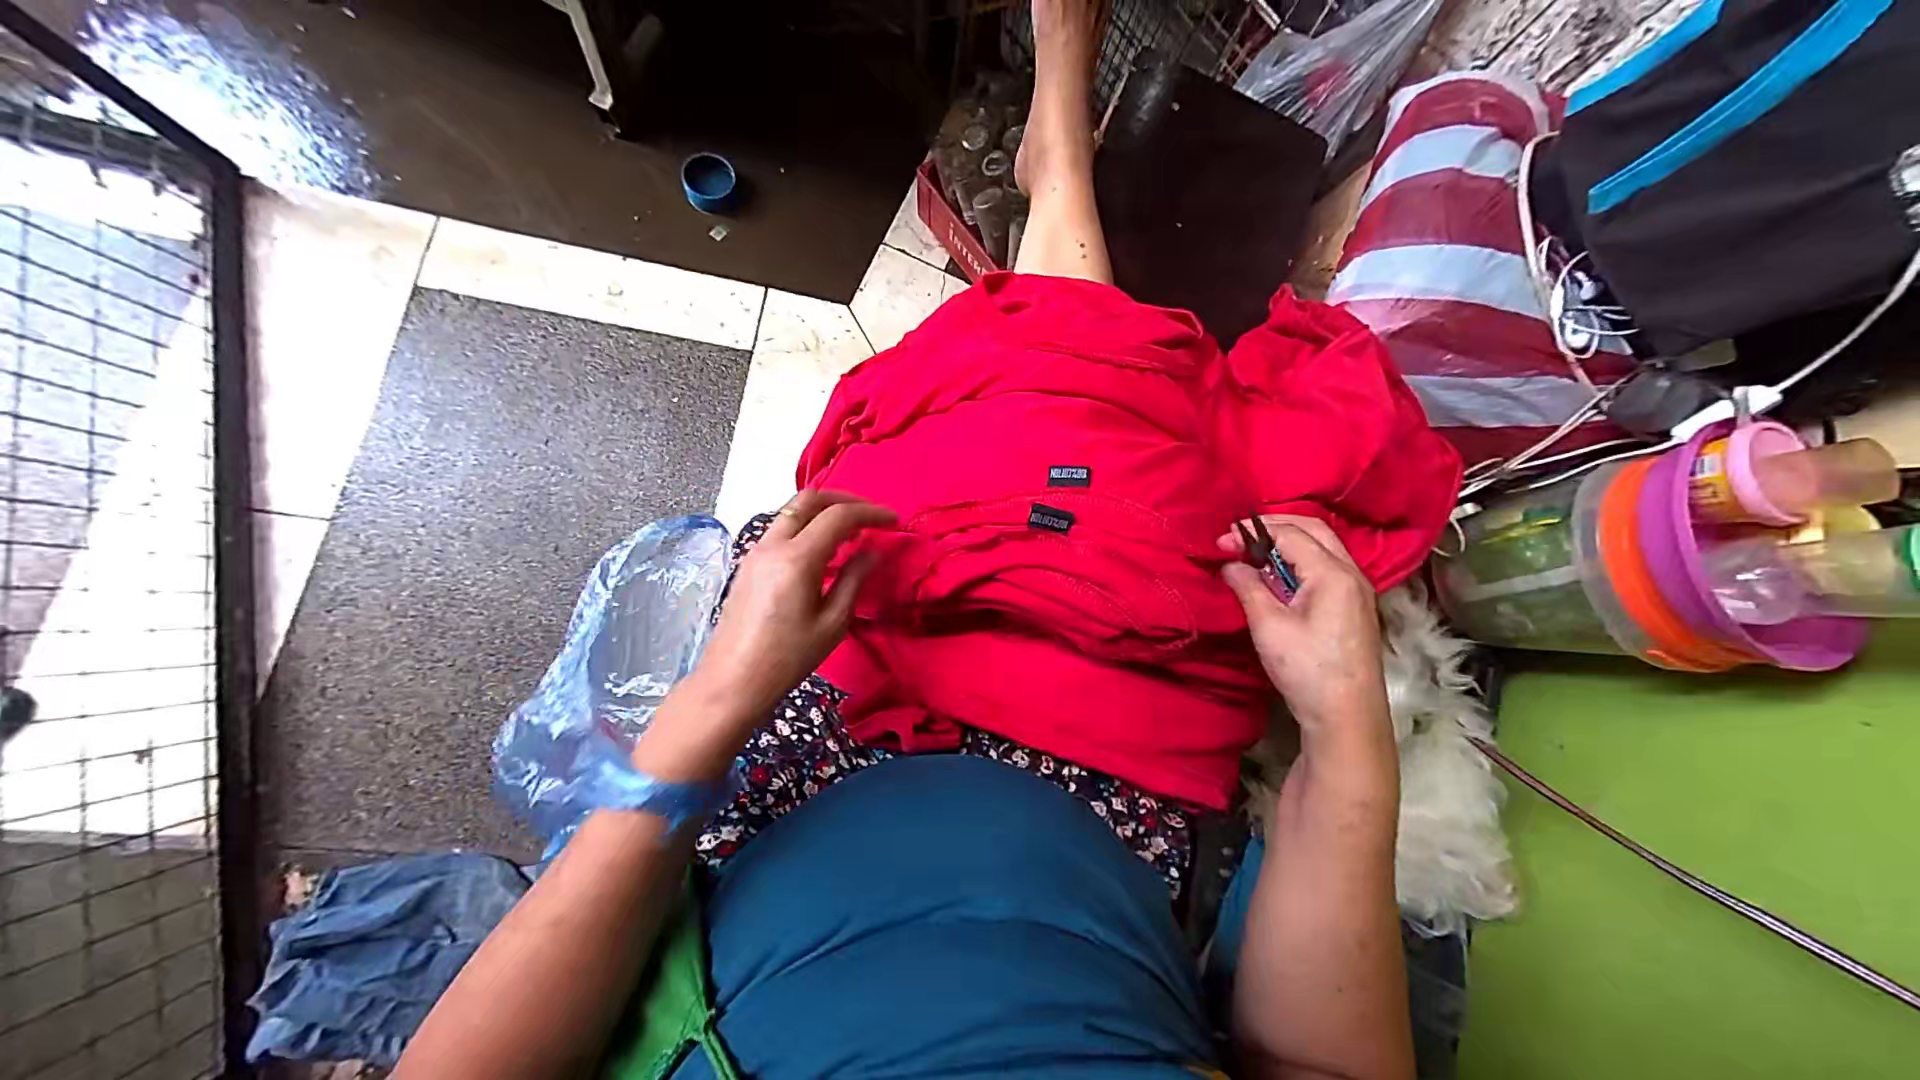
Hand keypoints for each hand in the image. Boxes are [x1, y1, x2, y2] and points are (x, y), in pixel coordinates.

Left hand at [682, 490, 895, 730]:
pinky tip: (824, 553)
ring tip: (851, 535)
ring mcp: (756, 552)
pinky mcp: (749, 565)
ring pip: (792, 512)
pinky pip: (781, 530)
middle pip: (809, 500)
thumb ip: (854, 580)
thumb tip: (872, 552)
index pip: (838, 516)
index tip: (894, 522)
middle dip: (844, 500)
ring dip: (823, 513)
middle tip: (870, 517)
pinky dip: (807, 528)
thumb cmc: (788, 659)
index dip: (870, 513)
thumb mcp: (832, 623)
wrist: (732, 683)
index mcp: (796, 559)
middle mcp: (772, 545)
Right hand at [1217, 515, 1390, 744]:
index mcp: (1334, 574)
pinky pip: (1325, 568)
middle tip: (1238, 537)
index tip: (1221, 542)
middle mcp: (1352, 574)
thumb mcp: (1269, 626)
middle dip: (1273, 527)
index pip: (1290, 534)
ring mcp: (1356, 591)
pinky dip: (1298, 561)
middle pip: (1313, 530)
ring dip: (1286, 543)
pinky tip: (1276, 578)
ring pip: (1321, 548)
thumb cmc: (1307, 670)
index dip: (1252, 532)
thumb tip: (1231, 564)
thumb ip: (1248, 587)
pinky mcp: (1352, 608)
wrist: (1346, 717)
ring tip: (1252, 554)